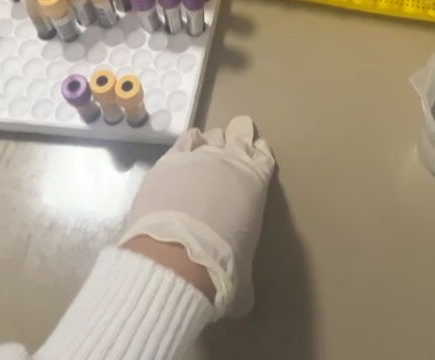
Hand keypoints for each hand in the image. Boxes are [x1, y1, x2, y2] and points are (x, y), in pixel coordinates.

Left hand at [119, 116, 274, 316]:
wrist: (178, 257)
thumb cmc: (221, 264)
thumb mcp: (243, 276)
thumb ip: (246, 280)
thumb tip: (243, 301)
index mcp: (256, 181)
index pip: (264, 155)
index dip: (259, 154)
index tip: (255, 157)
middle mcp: (232, 160)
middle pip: (240, 134)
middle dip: (238, 138)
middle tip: (233, 146)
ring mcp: (200, 155)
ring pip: (211, 136)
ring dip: (211, 145)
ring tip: (205, 155)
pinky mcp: (170, 159)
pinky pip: (185, 140)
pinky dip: (187, 144)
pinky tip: (184, 152)